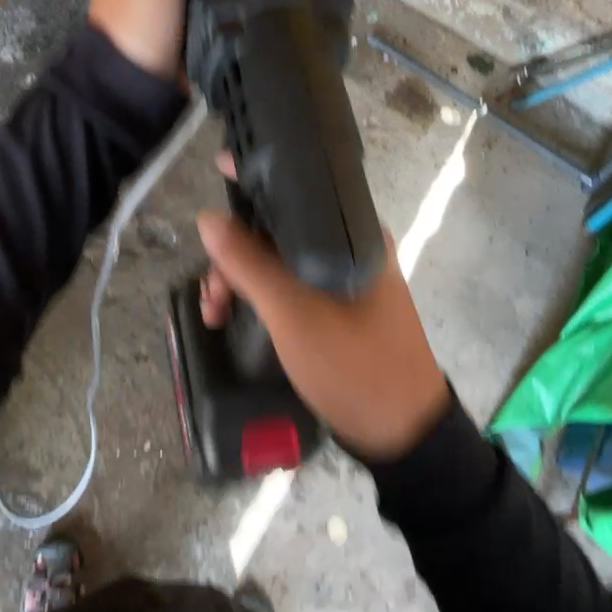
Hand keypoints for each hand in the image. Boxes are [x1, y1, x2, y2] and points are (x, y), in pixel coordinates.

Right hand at [197, 204, 451, 462]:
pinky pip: (289, 285)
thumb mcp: (292, 313)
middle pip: (278, 228)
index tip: (217, 177)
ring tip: (215, 314)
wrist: (403, 434)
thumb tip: (209, 218)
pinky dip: (259, 296)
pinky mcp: (337, 305)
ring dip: (240, 278)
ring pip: (278, 260)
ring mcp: (343, 277)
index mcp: (352, 232)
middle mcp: (350, 245)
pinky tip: (234, 318)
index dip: (253, 181)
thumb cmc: (353, 365)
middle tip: (211, 292)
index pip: (295, 188)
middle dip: (235, 252)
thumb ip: (249, 263)